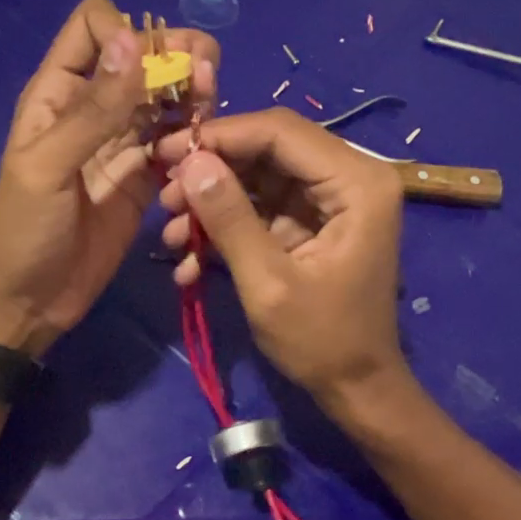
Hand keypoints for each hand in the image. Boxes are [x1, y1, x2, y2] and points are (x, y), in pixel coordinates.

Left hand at [0, 0, 218, 357]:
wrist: (30, 302)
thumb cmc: (24, 233)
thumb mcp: (47, 168)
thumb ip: (92, 110)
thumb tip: (133, 41)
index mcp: (56, 95)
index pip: (94, 27)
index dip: (126, 32)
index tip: (150, 67)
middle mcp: (91, 110)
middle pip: (139, 58)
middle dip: (174, 57)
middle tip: (204, 77)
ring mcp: (119, 146)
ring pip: (163, 98)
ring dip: (191, 94)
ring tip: (211, 106)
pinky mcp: (142, 181)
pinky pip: (174, 145)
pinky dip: (193, 139)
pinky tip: (205, 147)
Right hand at [153, 107, 408, 401]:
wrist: (355, 387)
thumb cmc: (321, 340)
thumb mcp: (268, 282)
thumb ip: (230, 218)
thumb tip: (190, 162)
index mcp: (356, 183)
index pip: (280, 132)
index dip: (220, 136)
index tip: (165, 155)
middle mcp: (349, 179)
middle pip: (267, 150)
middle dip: (211, 172)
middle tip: (163, 198)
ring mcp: (329, 202)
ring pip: (258, 179)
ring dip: (211, 204)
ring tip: (171, 236)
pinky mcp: (310, 225)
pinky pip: (261, 210)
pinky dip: (226, 229)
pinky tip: (189, 261)